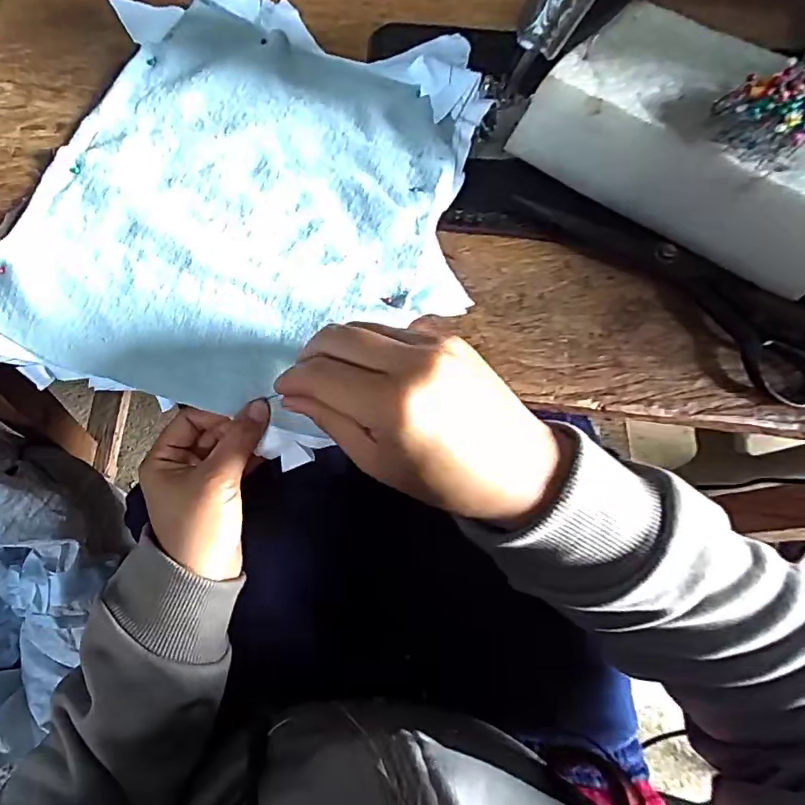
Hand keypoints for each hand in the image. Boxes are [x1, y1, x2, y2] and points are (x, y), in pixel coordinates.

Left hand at [138, 400, 269, 579]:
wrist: (205, 578)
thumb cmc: (201, 525)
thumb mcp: (218, 478)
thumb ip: (239, 439)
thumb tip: (258, 405)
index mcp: (162, 458)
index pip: (188, 419)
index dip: (217, 413)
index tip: (247, 411)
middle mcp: (176, 465)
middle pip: (207, 432)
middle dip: (235, 425)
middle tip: (264, 418)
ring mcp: (198, 480)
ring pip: (223, 448)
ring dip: (245, 440)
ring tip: (270, 432)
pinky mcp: (218, 493)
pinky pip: (233, 465)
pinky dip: (249, 456)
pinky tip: (269, 449)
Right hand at [273, 324, 569, 527]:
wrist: (521, 469)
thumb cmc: (441, 480)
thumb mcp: (376, 461)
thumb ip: (331, 421)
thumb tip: (293, 396)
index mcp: (392, 403)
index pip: (321, 374)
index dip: (293, 380)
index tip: (283, 391)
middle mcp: (411, 362)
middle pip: (336, 337)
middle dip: (308, 355)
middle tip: (302, 379)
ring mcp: (433, 343)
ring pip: (360, 325)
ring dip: (335, 345)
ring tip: (331, 371)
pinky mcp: (448, 336)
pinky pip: (390, 328)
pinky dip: (367, 342)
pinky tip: (368, 367)